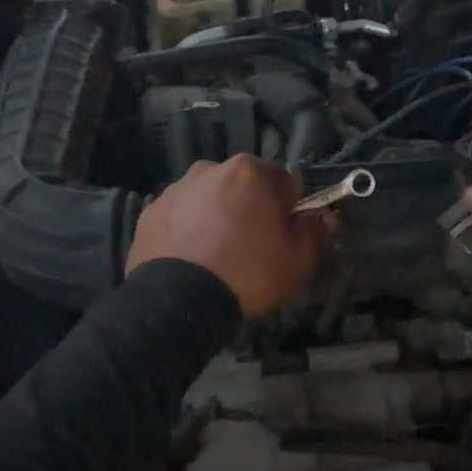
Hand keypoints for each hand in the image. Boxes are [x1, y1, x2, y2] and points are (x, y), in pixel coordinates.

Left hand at [127, 155, 331, 316]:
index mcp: (249, 171)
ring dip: (216, 220)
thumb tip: (323, 217)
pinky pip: (180, 220)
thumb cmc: (249, 272)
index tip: (286, 239)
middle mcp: (208, 169)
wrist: (180, 301)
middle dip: (250, 212)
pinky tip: (193, 263)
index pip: (284, 184)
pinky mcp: (148, 215)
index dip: (290, 212)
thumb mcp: (299, 259)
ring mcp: (174, 191)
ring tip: (218, 260)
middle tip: (253, 251)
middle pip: (242, 189)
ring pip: (208, 202)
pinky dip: (188, 234)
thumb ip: (315, 231)